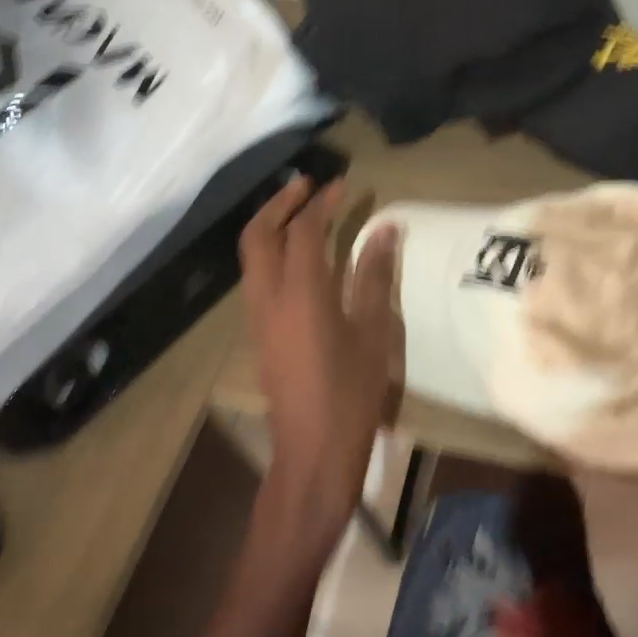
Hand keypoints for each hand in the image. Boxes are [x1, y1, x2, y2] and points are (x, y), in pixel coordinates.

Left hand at [238, 174, 400, 526]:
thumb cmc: (352, 393)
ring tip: (302, 213)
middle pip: (259, 236)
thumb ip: (375, 275)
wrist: (313, 452)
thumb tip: (385, 228)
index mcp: (301, 294)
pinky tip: (301, 259)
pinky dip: (273, 253)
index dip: (323, 202)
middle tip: (306, 186)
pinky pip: (258, 278)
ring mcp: (258, 318)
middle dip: (280, 204)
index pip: (305, 231)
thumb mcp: (375, 331)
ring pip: (252, 257)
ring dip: (272, 227)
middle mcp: (269, 298)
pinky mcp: (260, 335)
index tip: (344, 184)